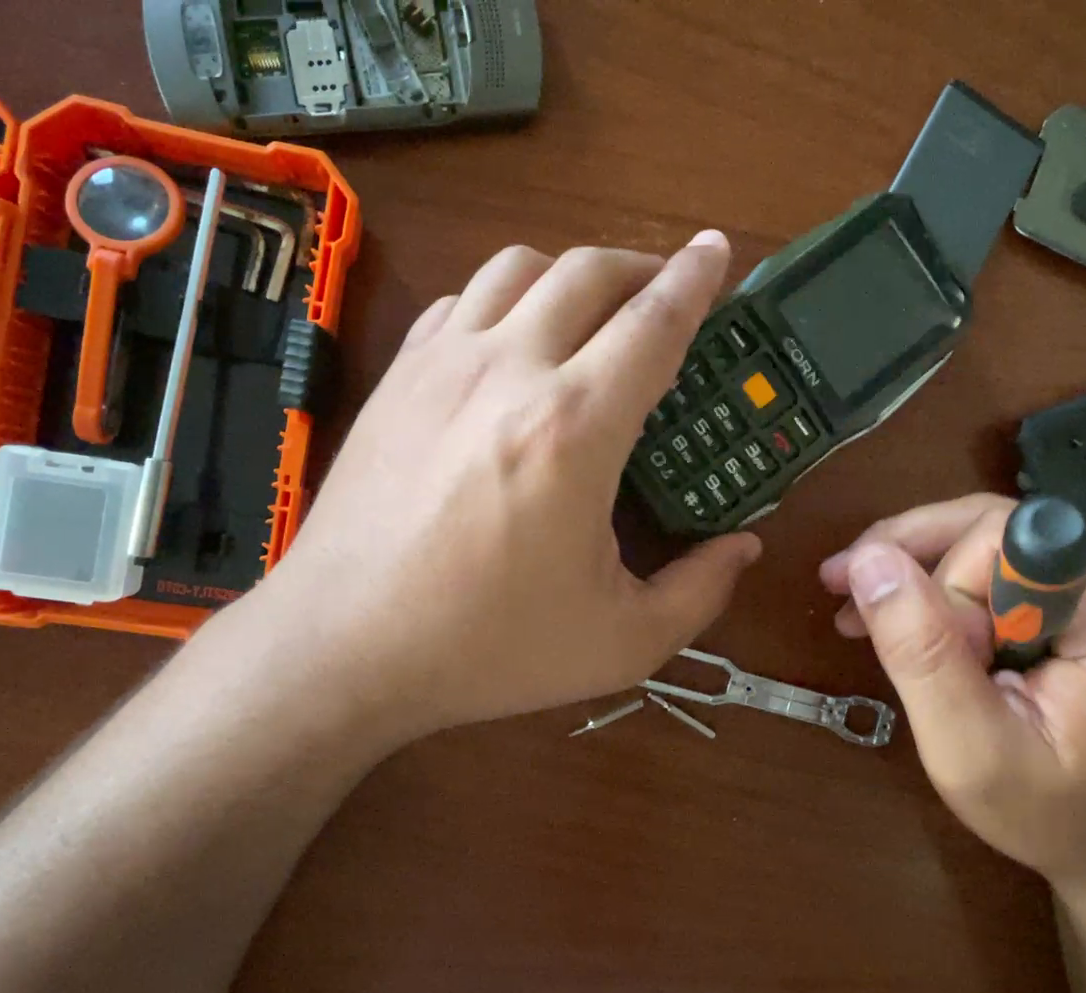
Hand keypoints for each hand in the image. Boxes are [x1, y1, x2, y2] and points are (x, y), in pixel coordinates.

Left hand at [240, 235, 760, 736]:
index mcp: (575, 427)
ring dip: (569, 273)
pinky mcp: (397, 377)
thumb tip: (741, 546)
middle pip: (588, 272)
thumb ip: (698, 591)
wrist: (344, 646)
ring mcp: (443, 365)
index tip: (718, 251)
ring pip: (517, 267)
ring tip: (590, 309)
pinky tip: (508, 340)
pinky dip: (501, 299)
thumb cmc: (487, 647)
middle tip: (664, 293)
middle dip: (640, 266)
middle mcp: (510, 370)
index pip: (652, 322)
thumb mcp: (620, 643)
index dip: (695, 279)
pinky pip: (459, 301)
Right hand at [819, 494, 1085, 893]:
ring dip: (921, 578)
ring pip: (987, 543)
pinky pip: (1002, 569)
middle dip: (919, 573)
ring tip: (864, 617)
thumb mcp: (970, 751)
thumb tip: (868, 560)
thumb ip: (922, 654)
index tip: (892, 637)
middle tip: (855, 620)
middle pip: (992, 531)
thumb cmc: (1053, 817)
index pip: (1001, 540)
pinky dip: (948, 592)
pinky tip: (911, 622)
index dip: (936, 579)